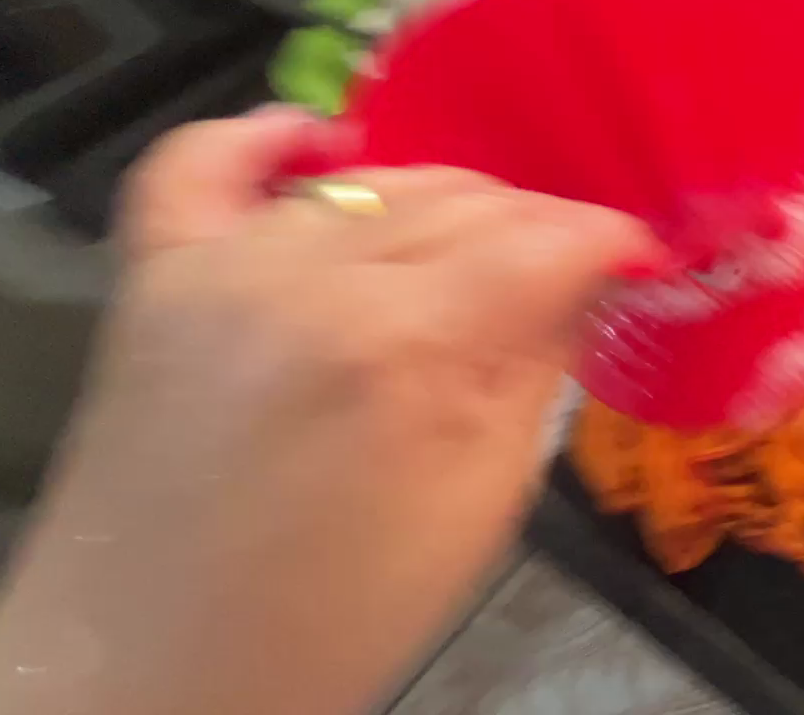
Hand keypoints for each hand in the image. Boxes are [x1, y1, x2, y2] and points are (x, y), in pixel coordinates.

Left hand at [0, 108, 666, 714]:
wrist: (152, 681)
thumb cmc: (355, 602)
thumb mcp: (495, 487)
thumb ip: (547, 355)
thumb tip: (599, 279)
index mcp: (406, 343)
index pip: (548, 242)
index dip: (616, 239)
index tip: (651, 256)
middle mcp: (310, 282)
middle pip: (475, 202)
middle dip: (553, 224)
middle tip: (587, 264)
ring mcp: (220, 272)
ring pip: (382, 181)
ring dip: (461, 200)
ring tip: (498, 243)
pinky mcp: (157, 283)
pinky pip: (202, 166)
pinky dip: (270, 142)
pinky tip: (327, 145)